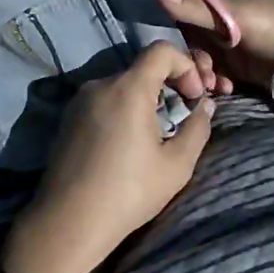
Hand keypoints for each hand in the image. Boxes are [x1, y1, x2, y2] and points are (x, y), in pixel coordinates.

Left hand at [0, 42, 216, 272]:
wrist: (69, 223)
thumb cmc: (129, 193)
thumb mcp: (177, 165)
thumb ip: (197, 128)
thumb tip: (205, 106)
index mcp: (128, 89)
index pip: (161, 50)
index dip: (186, 65)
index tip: (193, 96)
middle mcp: (100, 85)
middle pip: (142, 69)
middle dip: (169, 84)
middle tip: (183, 113)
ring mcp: (79, 101)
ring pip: (123, 86)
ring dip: (146, 100)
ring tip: (157, 133)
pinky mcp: (68, 119)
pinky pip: (104, 101)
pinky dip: (124, 109)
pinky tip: (129, 143)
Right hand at [157, 0, 273, 88]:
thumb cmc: (271, 25)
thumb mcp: (233, 16)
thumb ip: (196, 9)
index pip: (186, 14)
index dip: (180, 37)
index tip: (182, 58)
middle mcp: (221, 17)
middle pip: (193, 40)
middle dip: (195, 62)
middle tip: (202, 80)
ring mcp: (230, 41)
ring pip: (203, 58)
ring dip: (205, 74)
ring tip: (215, 87)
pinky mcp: (237, 63)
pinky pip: (217, 72)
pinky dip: (217, 81)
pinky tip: (225, 89)